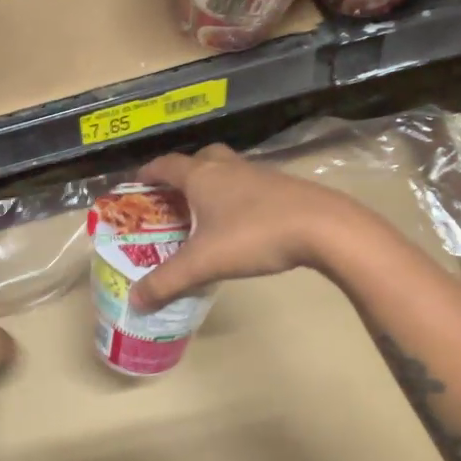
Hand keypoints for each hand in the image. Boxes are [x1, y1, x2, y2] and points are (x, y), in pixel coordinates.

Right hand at [130, 145, 373, 309]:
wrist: (326, 228)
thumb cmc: (254, 236)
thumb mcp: (203, 263)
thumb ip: (166, 282)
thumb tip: (134, 301)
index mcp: (202, 176)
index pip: (166, 165)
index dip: (148, 174)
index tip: (136, 185)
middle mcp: (228, 167)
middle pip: (200, 159)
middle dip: (183, 175)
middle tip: (174, 198)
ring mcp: (260, 175)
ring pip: (228, 172)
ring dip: (213, 187)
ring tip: (205, 215)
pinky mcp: (285, 188)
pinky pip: (251, 187)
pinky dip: (238, 200)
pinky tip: (241, 226)